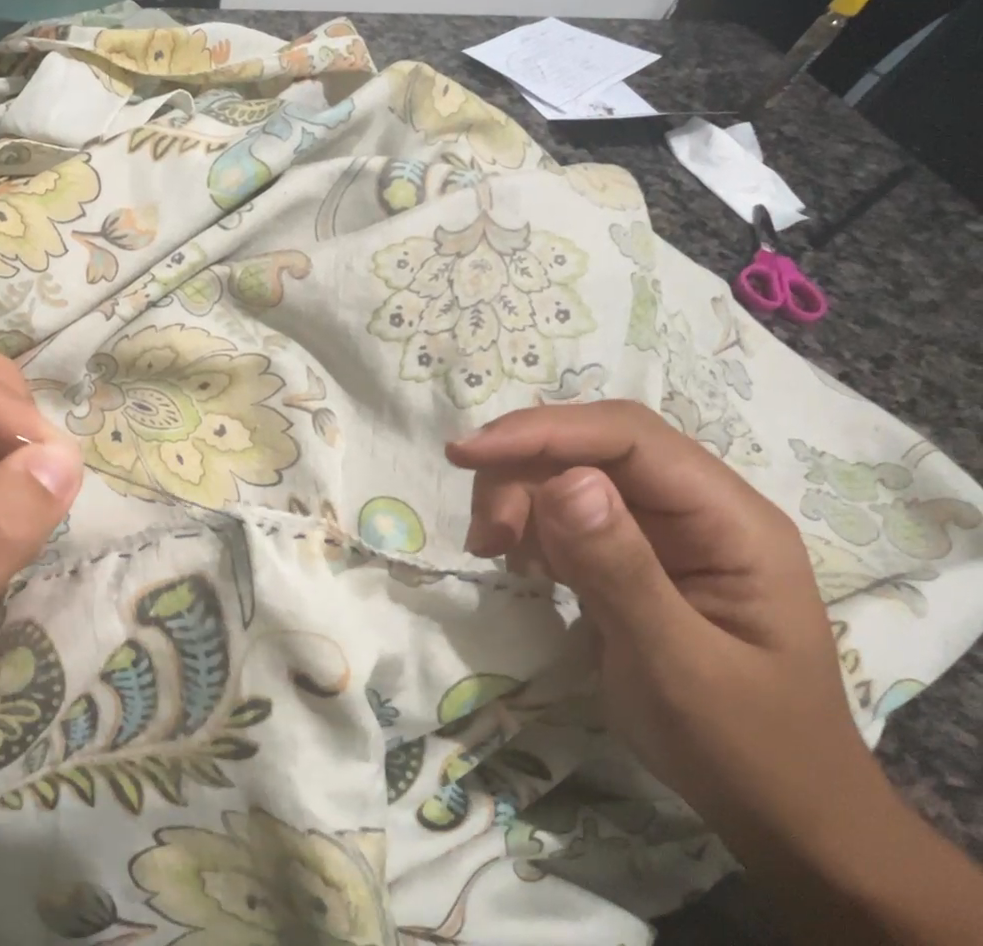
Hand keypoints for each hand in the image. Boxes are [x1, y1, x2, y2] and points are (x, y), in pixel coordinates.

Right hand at [446, 402, 874, 845]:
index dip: (543, 432)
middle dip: (521, 474)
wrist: (778, 810)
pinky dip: (526, 530)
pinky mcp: (630, 559)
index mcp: (731, 522)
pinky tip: (521, 569)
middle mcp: (697, 512)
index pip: (630, 439)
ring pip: (567, 477)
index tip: (464, 454)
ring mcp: (663, 535)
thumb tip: (565, 482)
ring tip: (496, 558)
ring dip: (516, 503)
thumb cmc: (742, 742)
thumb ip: (620, 569)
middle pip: (590, 448)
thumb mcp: (676, 662)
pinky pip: (564, 517)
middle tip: (486, 541)